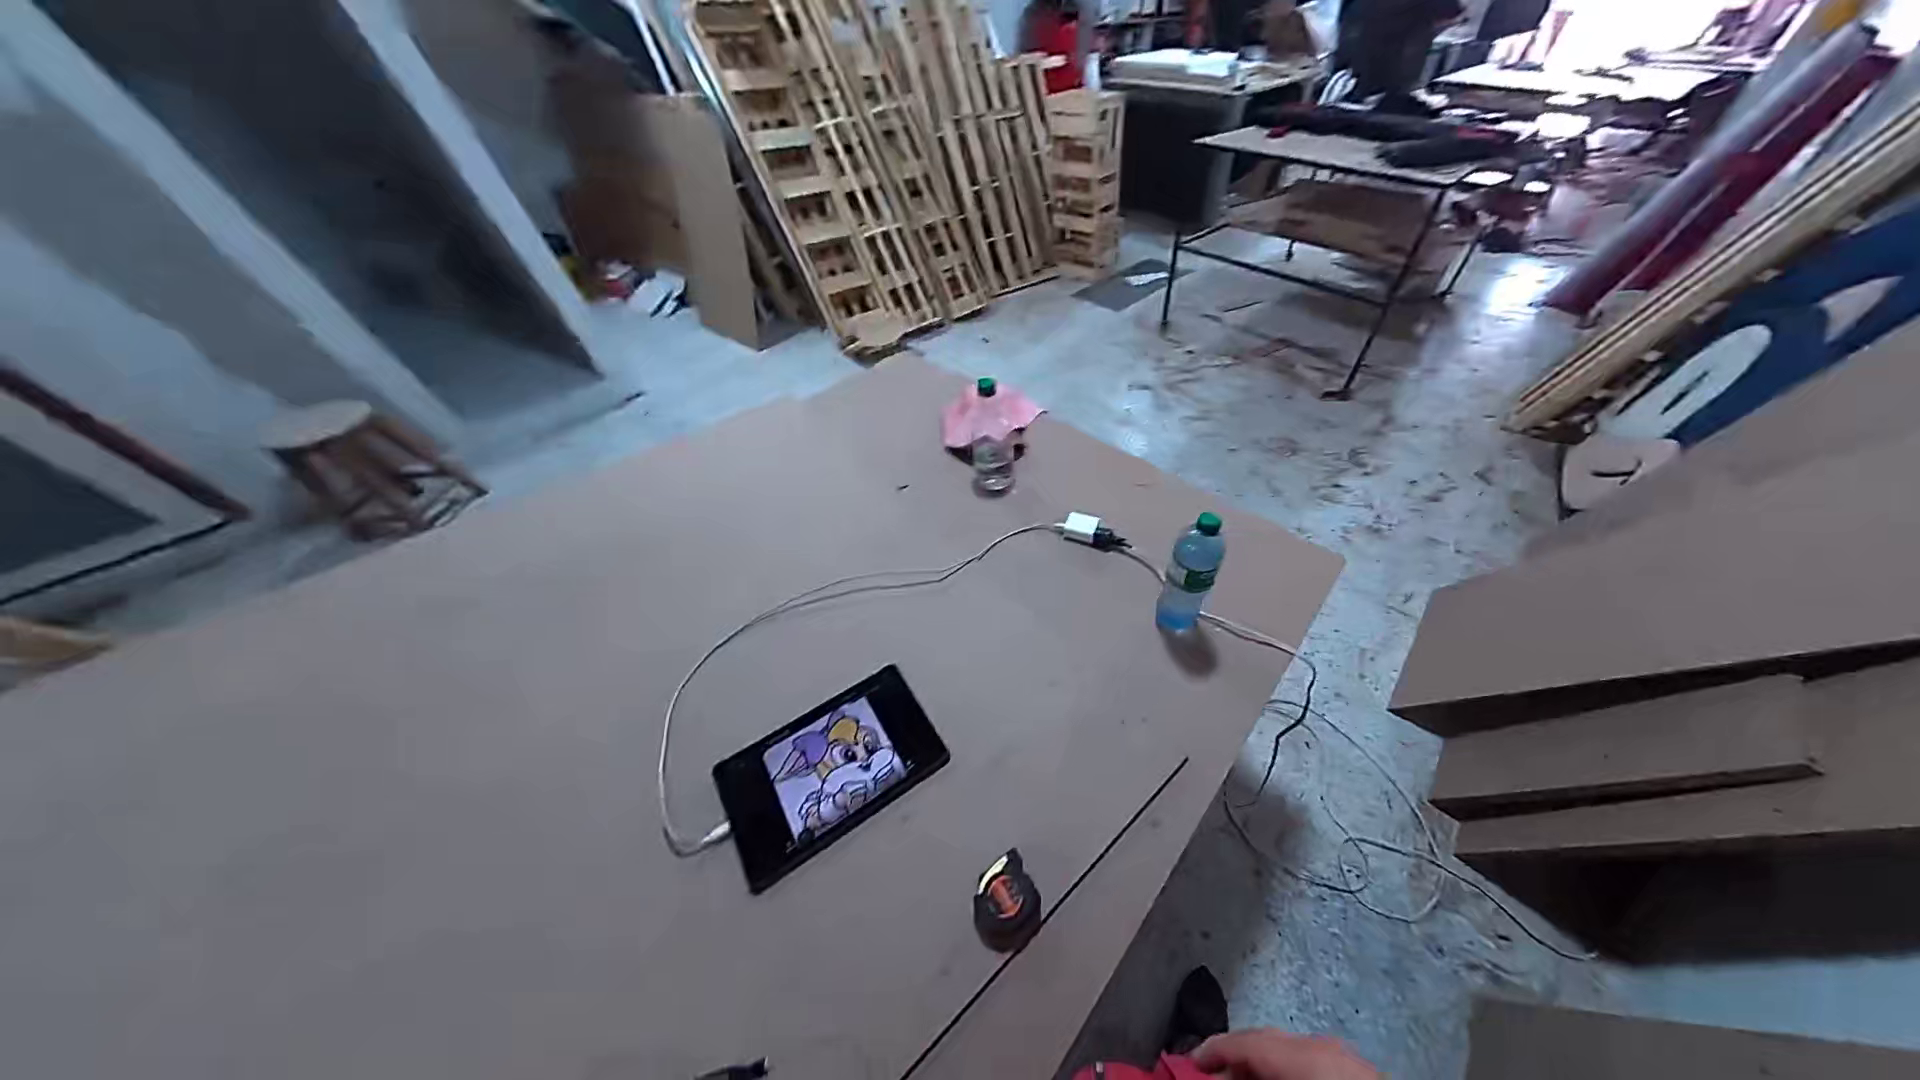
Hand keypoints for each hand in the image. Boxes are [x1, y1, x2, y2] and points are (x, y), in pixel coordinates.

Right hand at [1190, 1029, 1381, 1079]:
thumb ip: (1248, 1078)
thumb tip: (1220, 1076)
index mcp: (1302, 1054)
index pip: (1244, 1041)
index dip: (1211, 1050)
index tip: (1187, 1063)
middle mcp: (1321, 1045)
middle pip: (1265, 1039)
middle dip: (1235, 1057)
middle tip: (1210, 1076)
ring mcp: (1346, 1058)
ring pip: (1289, 1048)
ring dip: (1261, 1064)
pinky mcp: (1362, 1072)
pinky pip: (1311, 1060)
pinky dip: (1287, 1070)